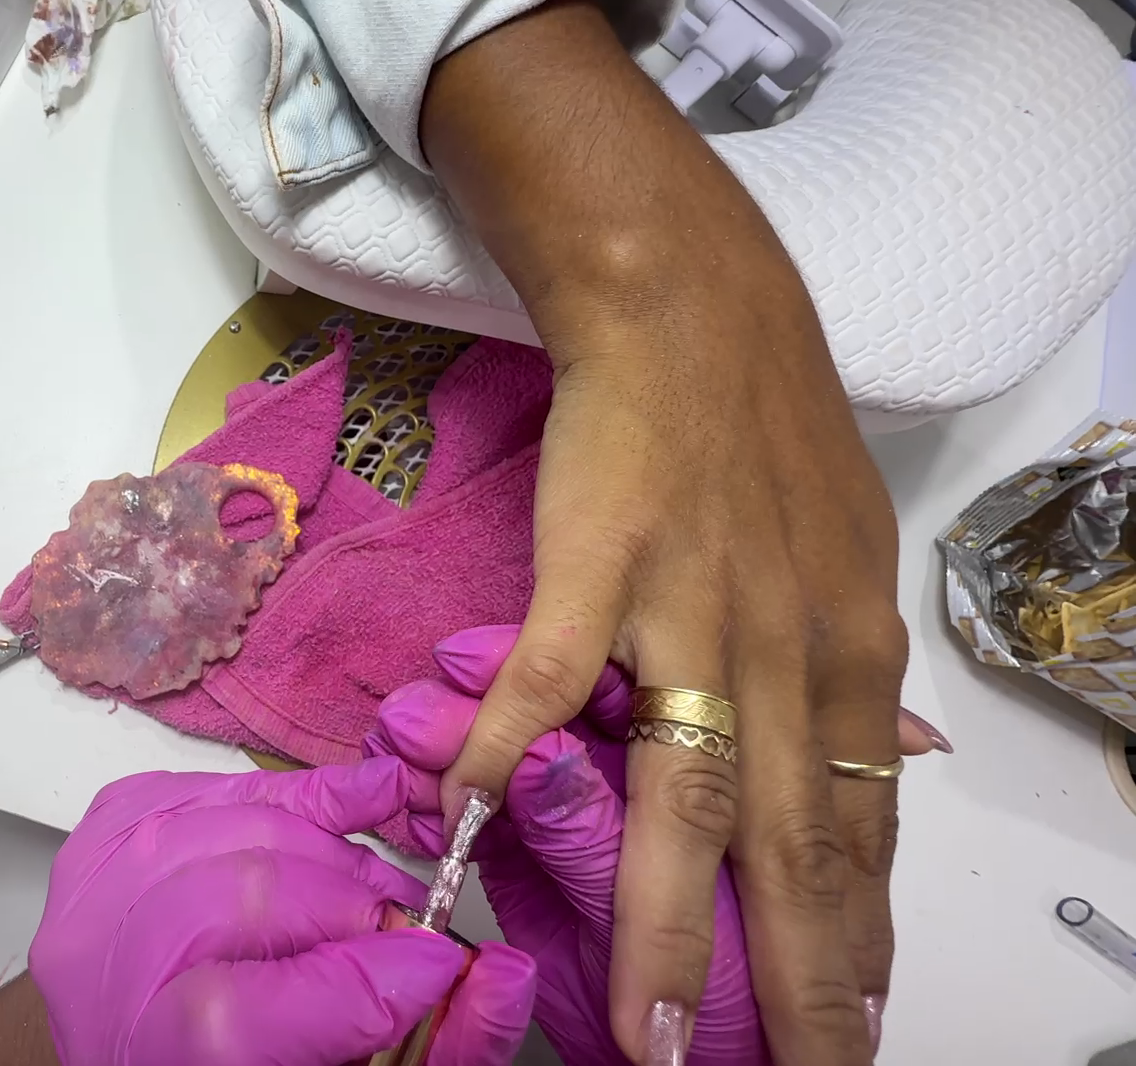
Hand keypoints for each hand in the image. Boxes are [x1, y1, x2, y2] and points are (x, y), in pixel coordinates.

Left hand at [28, 762, 537, 1065]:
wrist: (133, 1022)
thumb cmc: (221, 1058)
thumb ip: (431, 1046)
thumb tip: (499, 974)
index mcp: (135, 1048)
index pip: (234, 1015)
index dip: (355, 985)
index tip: (437, 962)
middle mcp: (95, 952)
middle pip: (238, 898)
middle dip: (348, 902)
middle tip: (406, 922)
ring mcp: (97, 869)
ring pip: (239, 823)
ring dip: (328, 846)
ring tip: (370, 882)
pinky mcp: (116, 812)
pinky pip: (224, 781)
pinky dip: (294, 791)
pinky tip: (346, 803)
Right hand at [420, 0, 916, 1062]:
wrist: (695, 321)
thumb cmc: (754, 433)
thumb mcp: (836, 554)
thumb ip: (830, 662)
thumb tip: (832, 751)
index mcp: (845, 661)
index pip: (856, 838)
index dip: (850, 945)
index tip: (845, 1028)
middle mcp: (784, 663)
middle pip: (792, 855)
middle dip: (791, 989)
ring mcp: (686, 621)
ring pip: (685, 803)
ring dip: (664, 927)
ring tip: (655, 1030)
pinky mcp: (596, 573)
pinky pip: (546, 684)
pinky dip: (500, 750)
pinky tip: (459, 811)